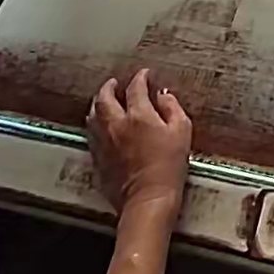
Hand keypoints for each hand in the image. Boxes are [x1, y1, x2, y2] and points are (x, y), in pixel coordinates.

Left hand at [87, 69, 191, 222]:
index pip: (135, 88)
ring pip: (93, 115)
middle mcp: (116, 125)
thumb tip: (163, 95)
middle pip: (104, 99)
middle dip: (109, 87)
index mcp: (138, 116)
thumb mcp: (182, 131)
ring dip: (98, 104)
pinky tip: (101, 124)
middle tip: (114, 82)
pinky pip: (91, 134)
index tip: (145, 75)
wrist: (148, 199)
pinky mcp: (98, 159)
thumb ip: (172, 108)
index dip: (140, 78)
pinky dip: (95, 123)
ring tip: (104, 100)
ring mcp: (103, 142)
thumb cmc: (169, 165)